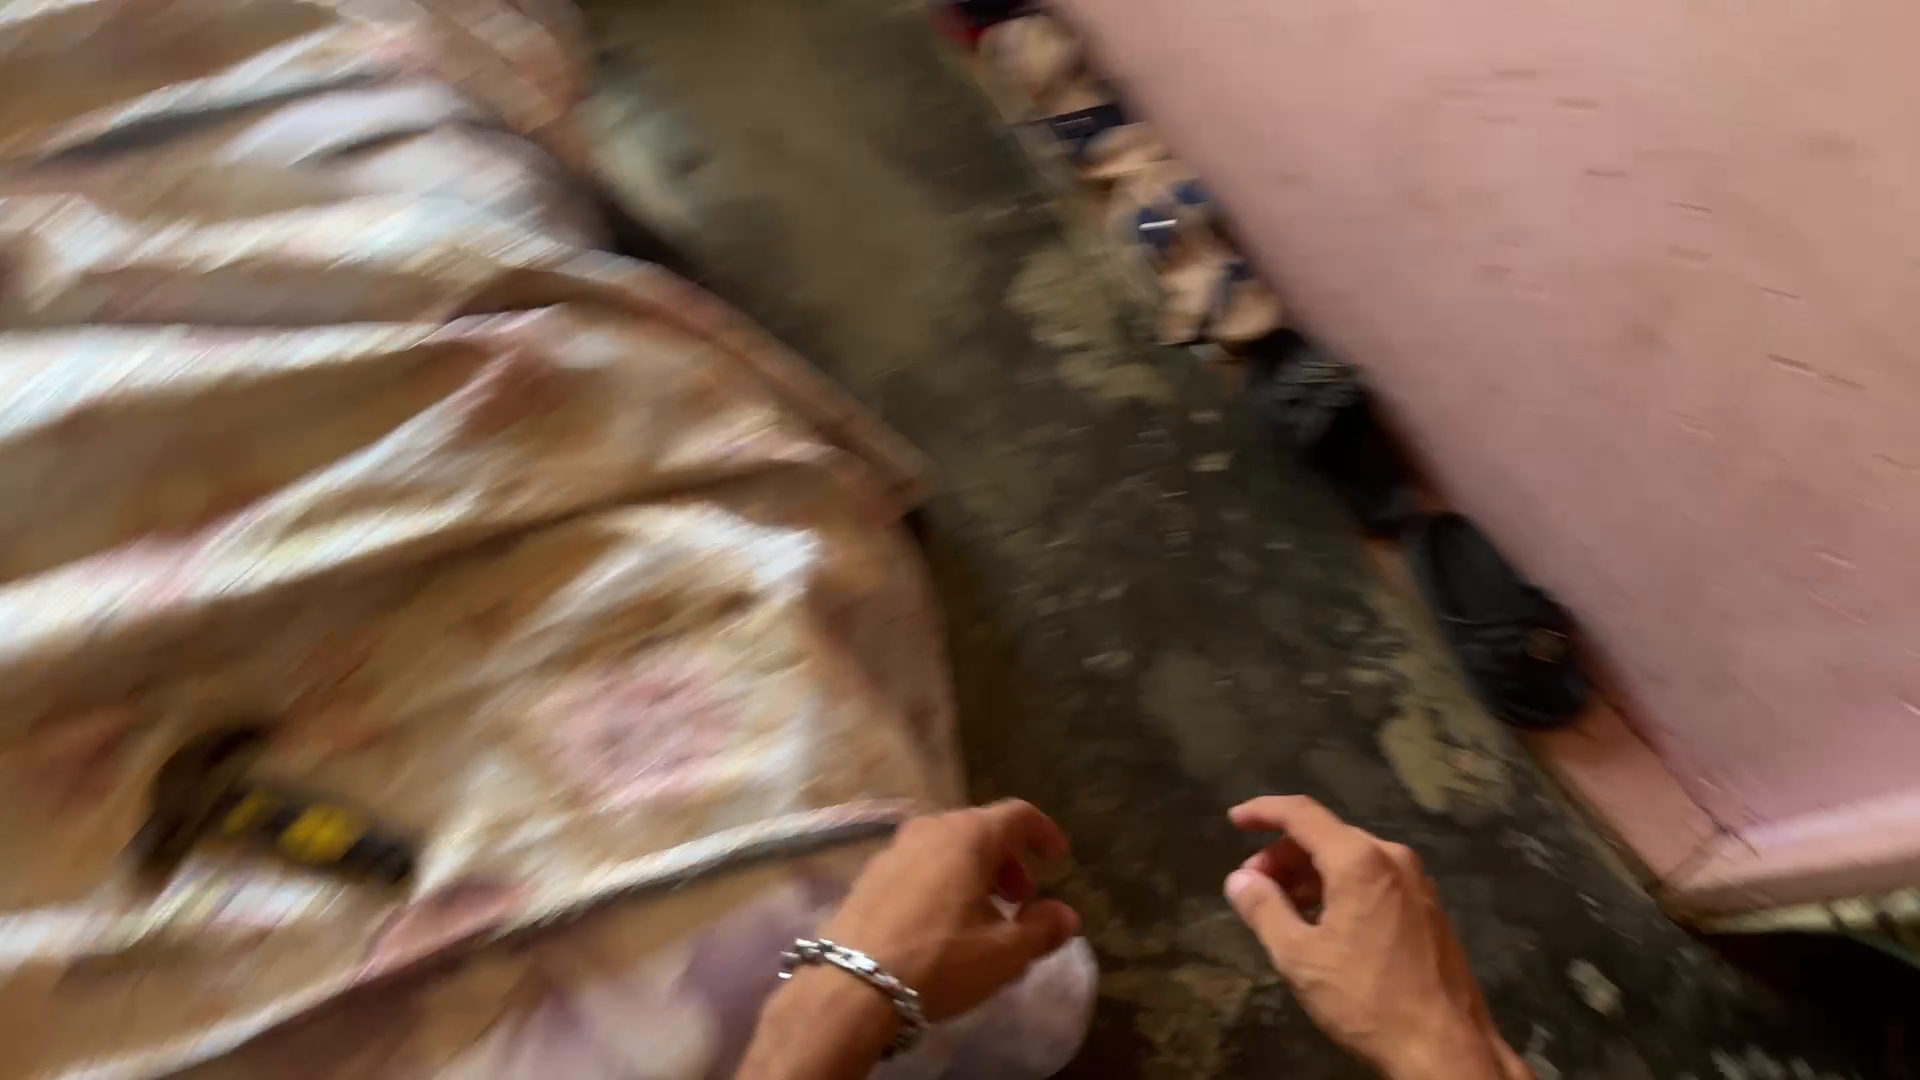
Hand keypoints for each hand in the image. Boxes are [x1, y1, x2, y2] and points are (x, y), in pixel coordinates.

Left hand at [818, 799, 1080, 1019]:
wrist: (850, 984)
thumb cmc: (938, 959)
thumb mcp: (1002, 953)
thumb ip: (1041, 929)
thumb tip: (1067, 915)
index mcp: (969, 835)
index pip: (1018, 814)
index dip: (1044, 832)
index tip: (1059, 858)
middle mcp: (932, 827)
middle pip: (983, 829)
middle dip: (1009, 861)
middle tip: (1020, 901)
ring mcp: (896, 847)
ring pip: (949, 846)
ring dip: (976, 872)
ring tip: (983, 917)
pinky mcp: (872, 872)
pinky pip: (921, 863)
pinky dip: (943, 880)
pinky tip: (942, 922)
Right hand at [1222, 796, 1529, 1079]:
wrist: (1453, 1059)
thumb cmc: (1369, 1001)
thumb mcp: (1298, 956)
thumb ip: (1262, 907)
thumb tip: (1239, 880)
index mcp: (1358, 860)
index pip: (1300, 813)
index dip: (1262, 811)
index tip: (1233, 821)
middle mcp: (1391, 858)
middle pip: (1323, 835)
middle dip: (1281, 855)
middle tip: (1254, 886)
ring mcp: (1416, 884)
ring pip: (1348, 858)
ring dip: (1308, 874)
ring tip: (1282, 909)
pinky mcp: (1428, 911)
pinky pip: (1371, 879)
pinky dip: (1337, 887)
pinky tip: (1321, 923)